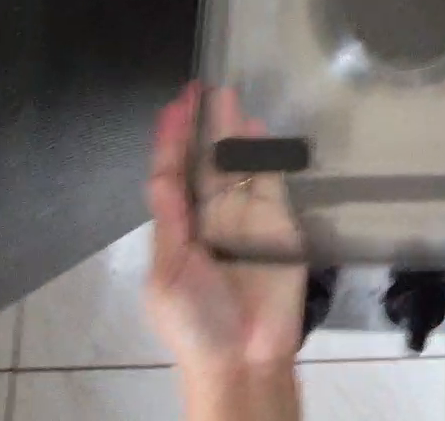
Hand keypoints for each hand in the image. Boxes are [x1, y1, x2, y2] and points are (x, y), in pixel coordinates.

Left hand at [144, 82, 305, 376]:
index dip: (172, 138)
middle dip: (203, 124)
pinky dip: (265, 151)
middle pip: (207, 158)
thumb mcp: (167, 274)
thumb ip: (170, 220)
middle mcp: (213, 213)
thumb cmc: (195, 320)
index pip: (173, 172)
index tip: (174, 104)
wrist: (244, 356)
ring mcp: (248, 213)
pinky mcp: (280, 216)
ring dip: (232, 130)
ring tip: (229, 96)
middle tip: (203, 87)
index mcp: (180, 227)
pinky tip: (257, 128)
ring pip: (238, 161)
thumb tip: (164, 170)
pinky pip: (271, 176)